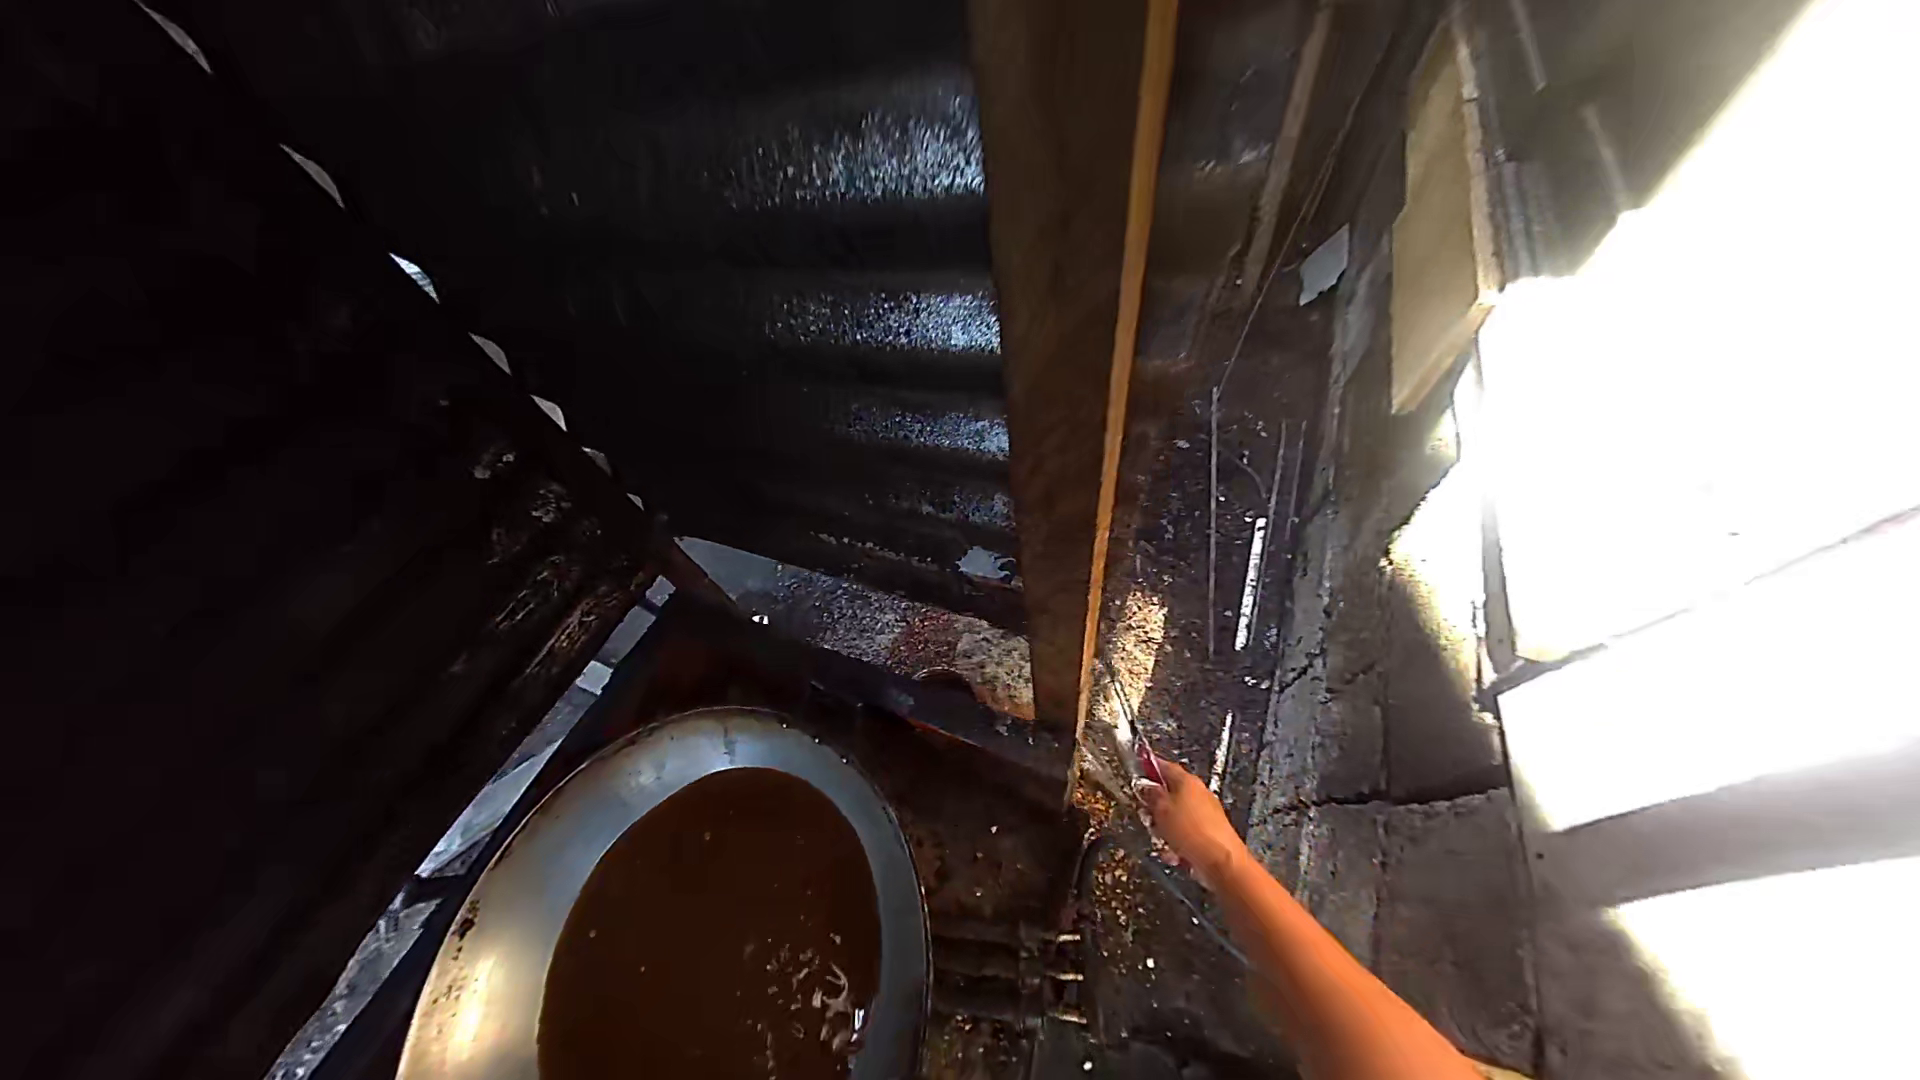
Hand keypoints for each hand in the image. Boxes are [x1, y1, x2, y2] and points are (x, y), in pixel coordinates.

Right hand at [1136, 756, 1245, 889]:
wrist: (1222, 864)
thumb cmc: (1193, 833)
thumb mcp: (1160, 810)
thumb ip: (1151, 795)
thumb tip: (1146, 787)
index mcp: (1187, 781)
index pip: (1165, 766)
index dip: (1150, 767)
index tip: (1141, 768)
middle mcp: (1200, 794)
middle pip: (1171, 793)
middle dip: (1156, 806)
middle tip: (1148, 814)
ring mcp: (1208, 814)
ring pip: (1178, 815)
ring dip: (1166, 827)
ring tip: (1162, 839)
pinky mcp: (1212, 835)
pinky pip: (1188, 833)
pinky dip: (1179, 842)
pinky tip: (1175, 853)